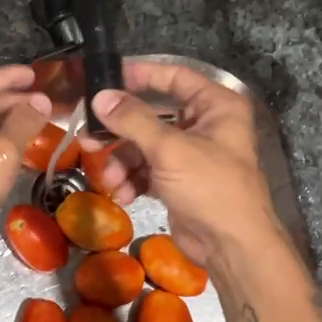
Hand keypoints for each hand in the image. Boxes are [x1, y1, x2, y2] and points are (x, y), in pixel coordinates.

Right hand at [81, 60, 278, 266]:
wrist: (232, 247)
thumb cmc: (210, 187)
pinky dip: (132, 179)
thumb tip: (99, 97)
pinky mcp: (178, 180)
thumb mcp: (170, 149)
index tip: (106, 77)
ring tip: (108, 179)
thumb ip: (132, 120)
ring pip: (143, 145)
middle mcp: (204, 125)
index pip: (174, 76)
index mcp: (216, 106)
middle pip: (151, 114)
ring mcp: (190, 154)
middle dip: (120, 130)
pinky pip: (146, 169)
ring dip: (122, 161)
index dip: (140, 74)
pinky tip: (123, 194)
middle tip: (90, 135)